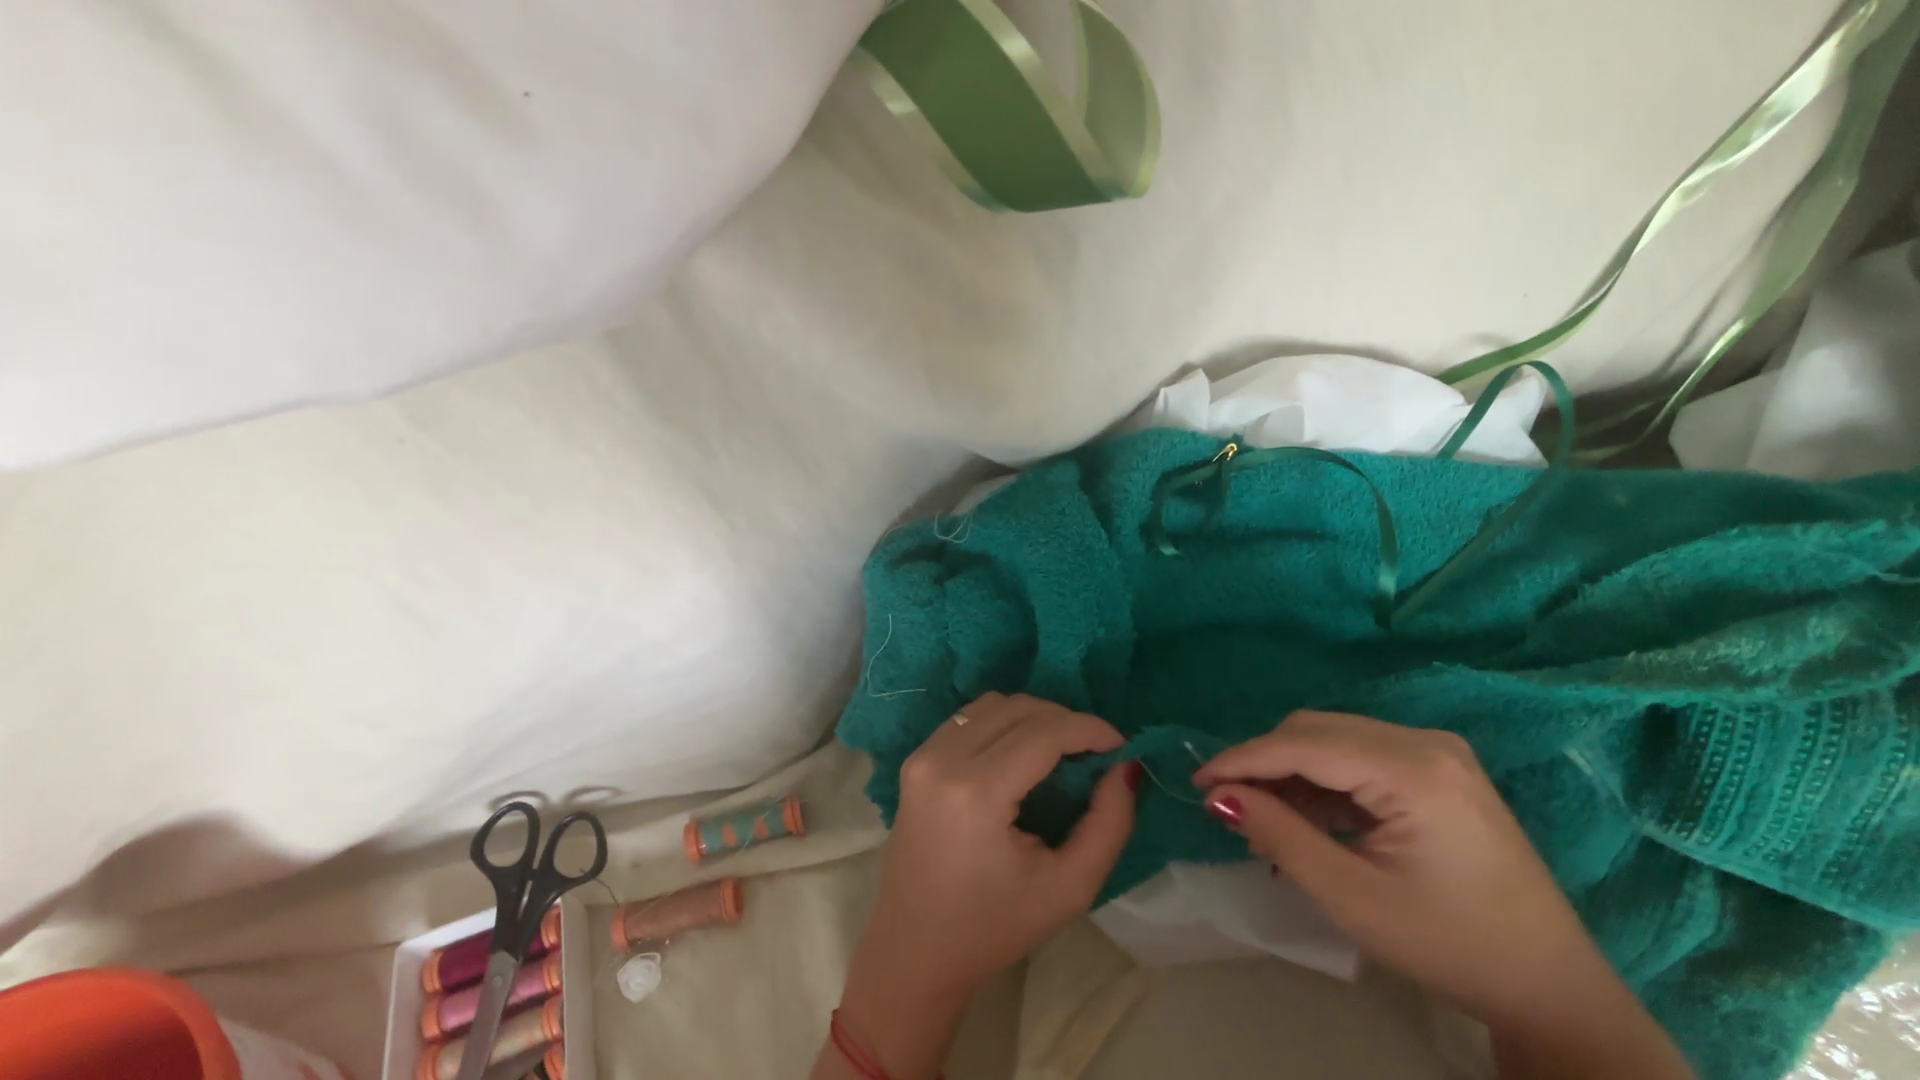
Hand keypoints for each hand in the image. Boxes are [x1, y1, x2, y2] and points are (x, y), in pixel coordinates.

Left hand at [821, 693, 1138, 1079]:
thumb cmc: (994, 928)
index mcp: (976, 792)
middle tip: (1096, 754)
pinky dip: (1004, 724)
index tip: (1123, 746)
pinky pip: (968, 719)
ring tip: (1063, 754)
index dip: (1091, 729)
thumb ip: (1109, 823)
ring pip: (992, 705)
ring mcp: (921, 758)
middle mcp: (942, 761)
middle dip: (1067, 721)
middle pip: (1019, 709)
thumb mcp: (1070, 888)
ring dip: (1034, 718)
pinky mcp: (914, 763)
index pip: (1045, 731)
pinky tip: (1024, 756)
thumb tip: (1124, 767)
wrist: (914, 953)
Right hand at [1194, 710, 1692, 1079]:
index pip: (1302, 743)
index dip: (1242, 759)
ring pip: (1337, 739)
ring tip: (1264, 819)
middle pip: (1318, 729)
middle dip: (1265, 761)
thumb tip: (1218, 796)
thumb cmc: (1447, 943)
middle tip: (1227, 807)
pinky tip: (1309, 819)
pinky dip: (1325, 780)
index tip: (1195, 783)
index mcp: (1412, 769)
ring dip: (1293, 770)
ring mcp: (1439, 754)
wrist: (1547, 983)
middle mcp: (1426, 742)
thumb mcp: (1350, 895)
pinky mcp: (1442, 771)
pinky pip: (1363, 757)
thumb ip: (1280, 834)